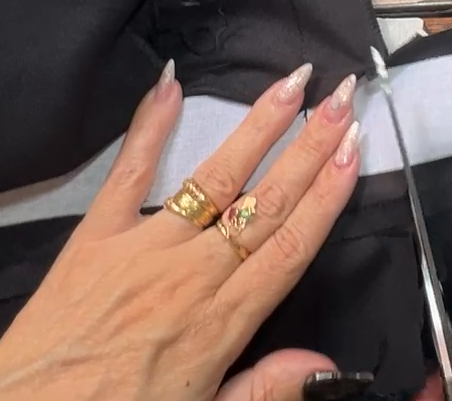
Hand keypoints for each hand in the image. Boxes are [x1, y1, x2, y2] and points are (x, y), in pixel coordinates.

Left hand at [0, 60, 362, 400]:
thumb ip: (264, 391)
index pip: (291, 242)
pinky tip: (169, 83)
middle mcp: (192, 273)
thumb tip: (322, 363)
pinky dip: (149, 126)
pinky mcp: (96, 235)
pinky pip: (128, 173)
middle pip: (267, 199)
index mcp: (221, 321)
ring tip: (292, 81)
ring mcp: (144, 246)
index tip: (354, 145)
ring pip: (216, 176)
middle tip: (342, 94)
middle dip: (312, 144)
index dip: (328, 192)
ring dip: (259, 125)